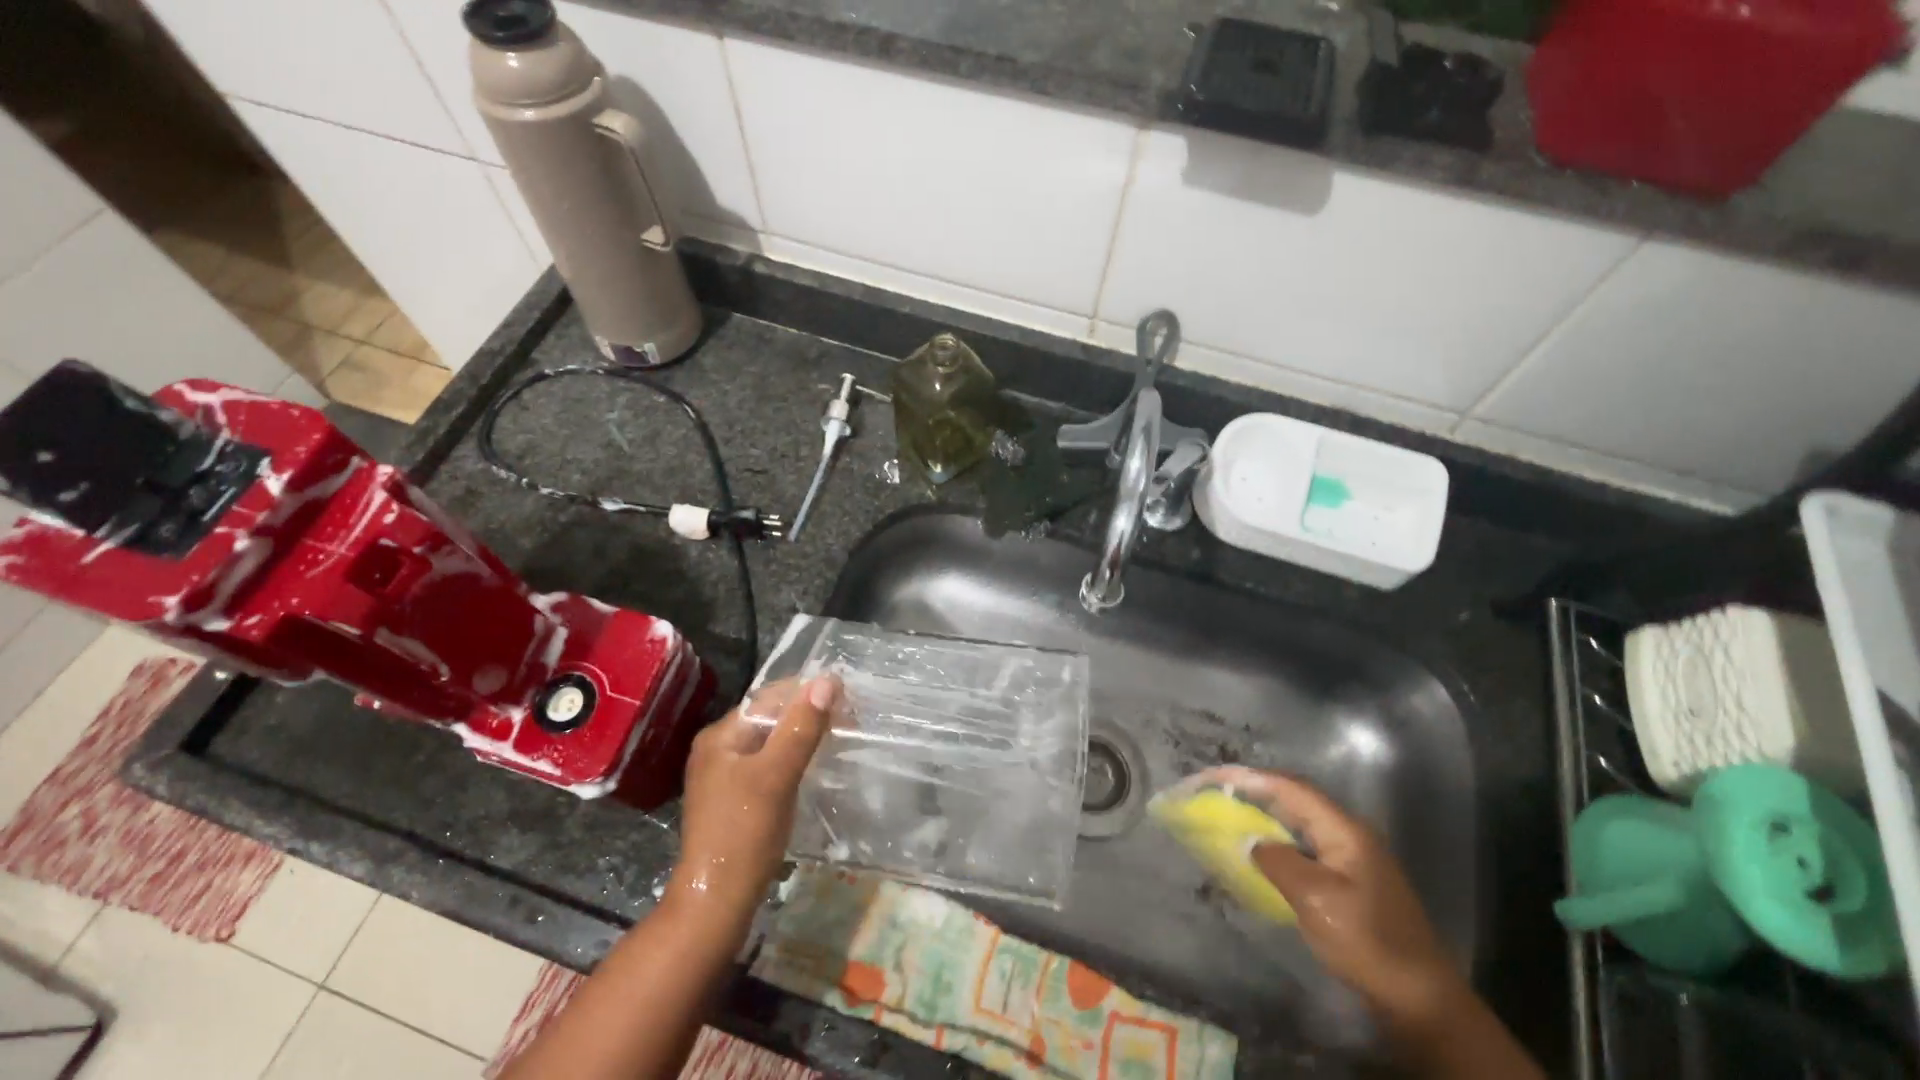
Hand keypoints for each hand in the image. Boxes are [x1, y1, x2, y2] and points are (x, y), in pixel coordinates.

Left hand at [668, 676, 836, 922]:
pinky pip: (769, 768)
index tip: (849, 700)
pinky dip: (794, 762)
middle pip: (770, 719)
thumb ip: (801, 728)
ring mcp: (725, 777)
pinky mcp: (736, 801)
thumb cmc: (744, 833)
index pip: (769, 697)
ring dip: (804, 738)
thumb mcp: (776, 775)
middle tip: (851, 722)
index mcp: (721, 736)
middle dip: (809, 715)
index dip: (808, 693)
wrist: (717, 900)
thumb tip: (827, 681)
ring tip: (840, 741)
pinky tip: (815, 770)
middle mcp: (719, 749)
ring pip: (772, 744)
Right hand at [1198, 767, 1465, 1024]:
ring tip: (1228, 817)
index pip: (1291, 788)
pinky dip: (1278, 844)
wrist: (1416, 994)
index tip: (1214, 777)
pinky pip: (1305, 849)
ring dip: (1264, 818)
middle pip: (1296, 800)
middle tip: (1215, 794)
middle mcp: (1350, 834)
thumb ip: (1277, 861)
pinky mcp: (1350, 881)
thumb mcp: (1314, 898)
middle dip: (1255, 792)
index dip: (1251, 778)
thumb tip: (1251, 841)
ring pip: (1300, 825)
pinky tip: (1259, 855)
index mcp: (1345, 830)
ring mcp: (1352, 858)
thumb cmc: (1366, 940)